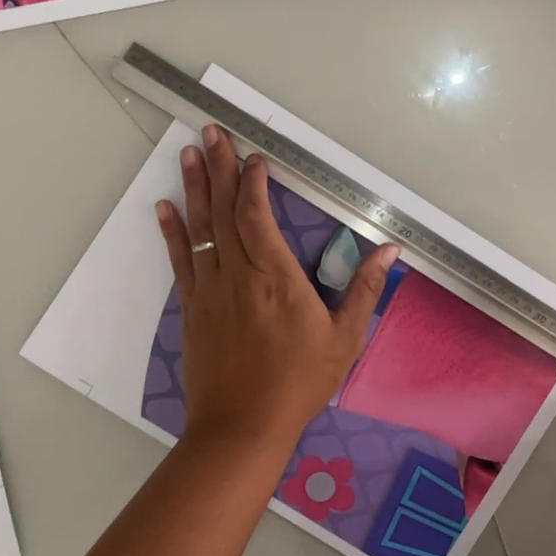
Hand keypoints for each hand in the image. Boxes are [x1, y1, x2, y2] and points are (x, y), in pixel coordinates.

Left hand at [155, 125, 398, 448]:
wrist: (243, 424)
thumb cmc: (300, 382)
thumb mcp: (345, 340)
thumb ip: (365, 291)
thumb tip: (390, 251)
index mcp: (277, 279)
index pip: (258, 216)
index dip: (254, 182)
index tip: (255, 157)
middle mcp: (239, 275)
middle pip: (225, 211)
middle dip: (219, 167)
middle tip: (210, 131)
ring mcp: (210, 289)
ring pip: (199, 227)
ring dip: (194, 188)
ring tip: (187, 152)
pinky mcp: (192, 307)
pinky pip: (180, 259)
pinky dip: (172, 230)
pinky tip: (165, 207)